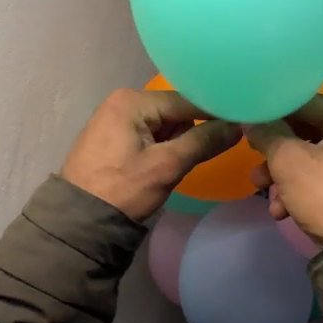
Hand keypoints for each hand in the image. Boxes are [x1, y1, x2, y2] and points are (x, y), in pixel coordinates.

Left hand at [60, 89, 241, 221]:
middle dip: (196, 129)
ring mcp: (116, 119)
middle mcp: (123, 101)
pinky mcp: (114, 138)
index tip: (243, 123)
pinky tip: (173, 162)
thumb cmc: (122, 189)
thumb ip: (203, 141)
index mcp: (132, 100)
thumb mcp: (166, 165)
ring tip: (195, 157)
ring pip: (165, 124)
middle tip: (219, 146)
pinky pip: (151, 134)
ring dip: (180, 141)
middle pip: (176, 110)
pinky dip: (165, 146)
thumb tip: (238, 126)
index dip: (215, 113)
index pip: (186, 100)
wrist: (78, 223)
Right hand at [246, 96, 322, 246]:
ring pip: (314, 161)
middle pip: (308, 135)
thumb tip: (251, 120)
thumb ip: (267, 134)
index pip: (305, 104)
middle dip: (277, 156)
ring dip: (285, 178)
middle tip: (256, 170)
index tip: (250, 128)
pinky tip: (284, 212)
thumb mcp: (288, 161)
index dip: (273, 115)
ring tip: (268, 199)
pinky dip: (304, 191)